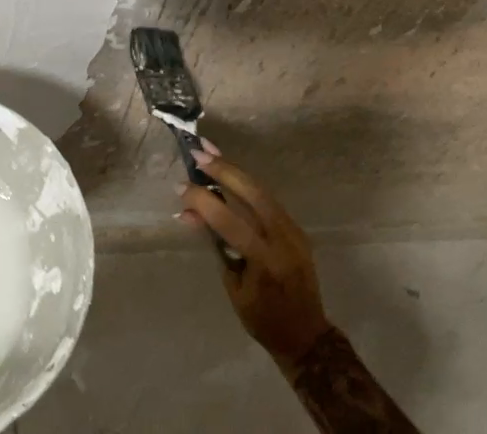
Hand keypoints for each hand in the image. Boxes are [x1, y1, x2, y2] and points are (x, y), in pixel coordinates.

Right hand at [178, 144, 332, 366]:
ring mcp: (294, 231)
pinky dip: (246, 184)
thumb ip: (216, 246)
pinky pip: (268, 200)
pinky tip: (229, 172)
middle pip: (253, 194)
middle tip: (198, 153)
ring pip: (262, 190)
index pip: (231, 221)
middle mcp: (284, 239)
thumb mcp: (233, 285)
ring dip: (234, 170)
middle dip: (223, 171)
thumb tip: (189, 214)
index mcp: (266, 260)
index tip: (181, 187)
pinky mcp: (295, 228)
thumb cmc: (262, 318)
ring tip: (210, 152)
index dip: (204, 202)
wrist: (305, 334)